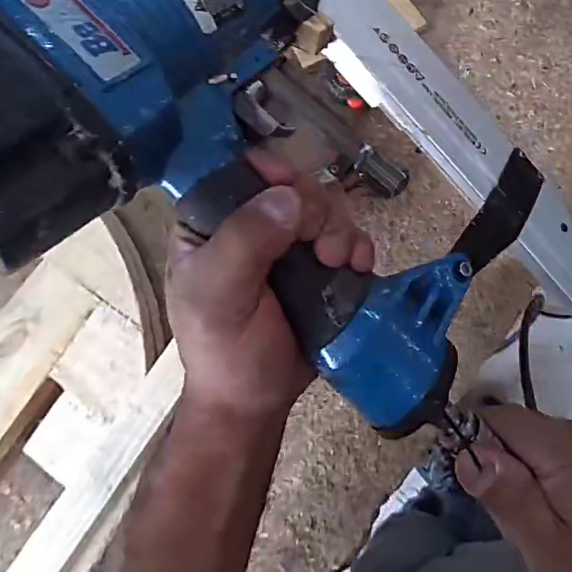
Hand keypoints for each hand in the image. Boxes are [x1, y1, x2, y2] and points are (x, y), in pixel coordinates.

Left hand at [167, 149, 374, 419]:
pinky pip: (350, 234)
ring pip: (328, 207)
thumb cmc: (225, 349)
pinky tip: (358, 267)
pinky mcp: (324, 261)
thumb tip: (288, 197)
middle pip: (296, 186)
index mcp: (212, 223)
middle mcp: (254, 224)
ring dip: (341, 230)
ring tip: (340, 264)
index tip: (292, 193)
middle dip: (316, 211)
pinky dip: (359, 245)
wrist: (259, 400)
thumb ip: (245, 242)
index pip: (241, 171)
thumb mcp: (218, 295)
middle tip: (320, 248)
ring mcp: (292, 243)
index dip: (271, 172)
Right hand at [455, 405, 571, 571]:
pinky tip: (543, 508)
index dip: (474, 437)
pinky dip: (536, 469)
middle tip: (494, 508)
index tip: (457, 472)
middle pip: (520, 424)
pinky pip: (552, 447)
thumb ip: (509, 495)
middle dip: (496, 456)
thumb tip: (469, 450)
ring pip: (534, 436)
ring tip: (520, 515)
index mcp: (571, 446)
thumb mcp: (545, 548)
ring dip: (516, 466)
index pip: (504, 417)